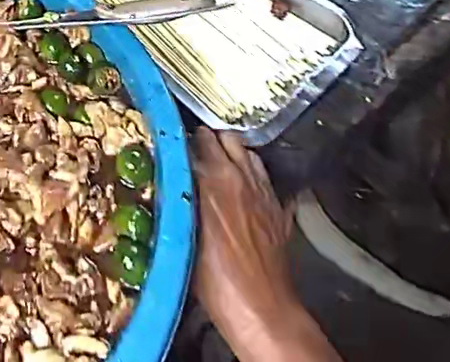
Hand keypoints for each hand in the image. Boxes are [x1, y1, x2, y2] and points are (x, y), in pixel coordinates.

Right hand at [193, 129, 299, 343]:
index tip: (173, 146)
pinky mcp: (279, 207)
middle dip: (208, 141)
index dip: (183, 142)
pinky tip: (244, 186)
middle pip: (224, 139)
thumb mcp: (185, 239)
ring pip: (247, 152)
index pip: (198, 142)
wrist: (263, 311)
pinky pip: (264, 176)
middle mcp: (242, 177)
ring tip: (218, 164)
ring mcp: (264, 190)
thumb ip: (180, 202)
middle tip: (194, 151)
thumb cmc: (218, 281)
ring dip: (232, 152)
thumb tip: (171, 183)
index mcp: (216, 179)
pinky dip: (252, 174)